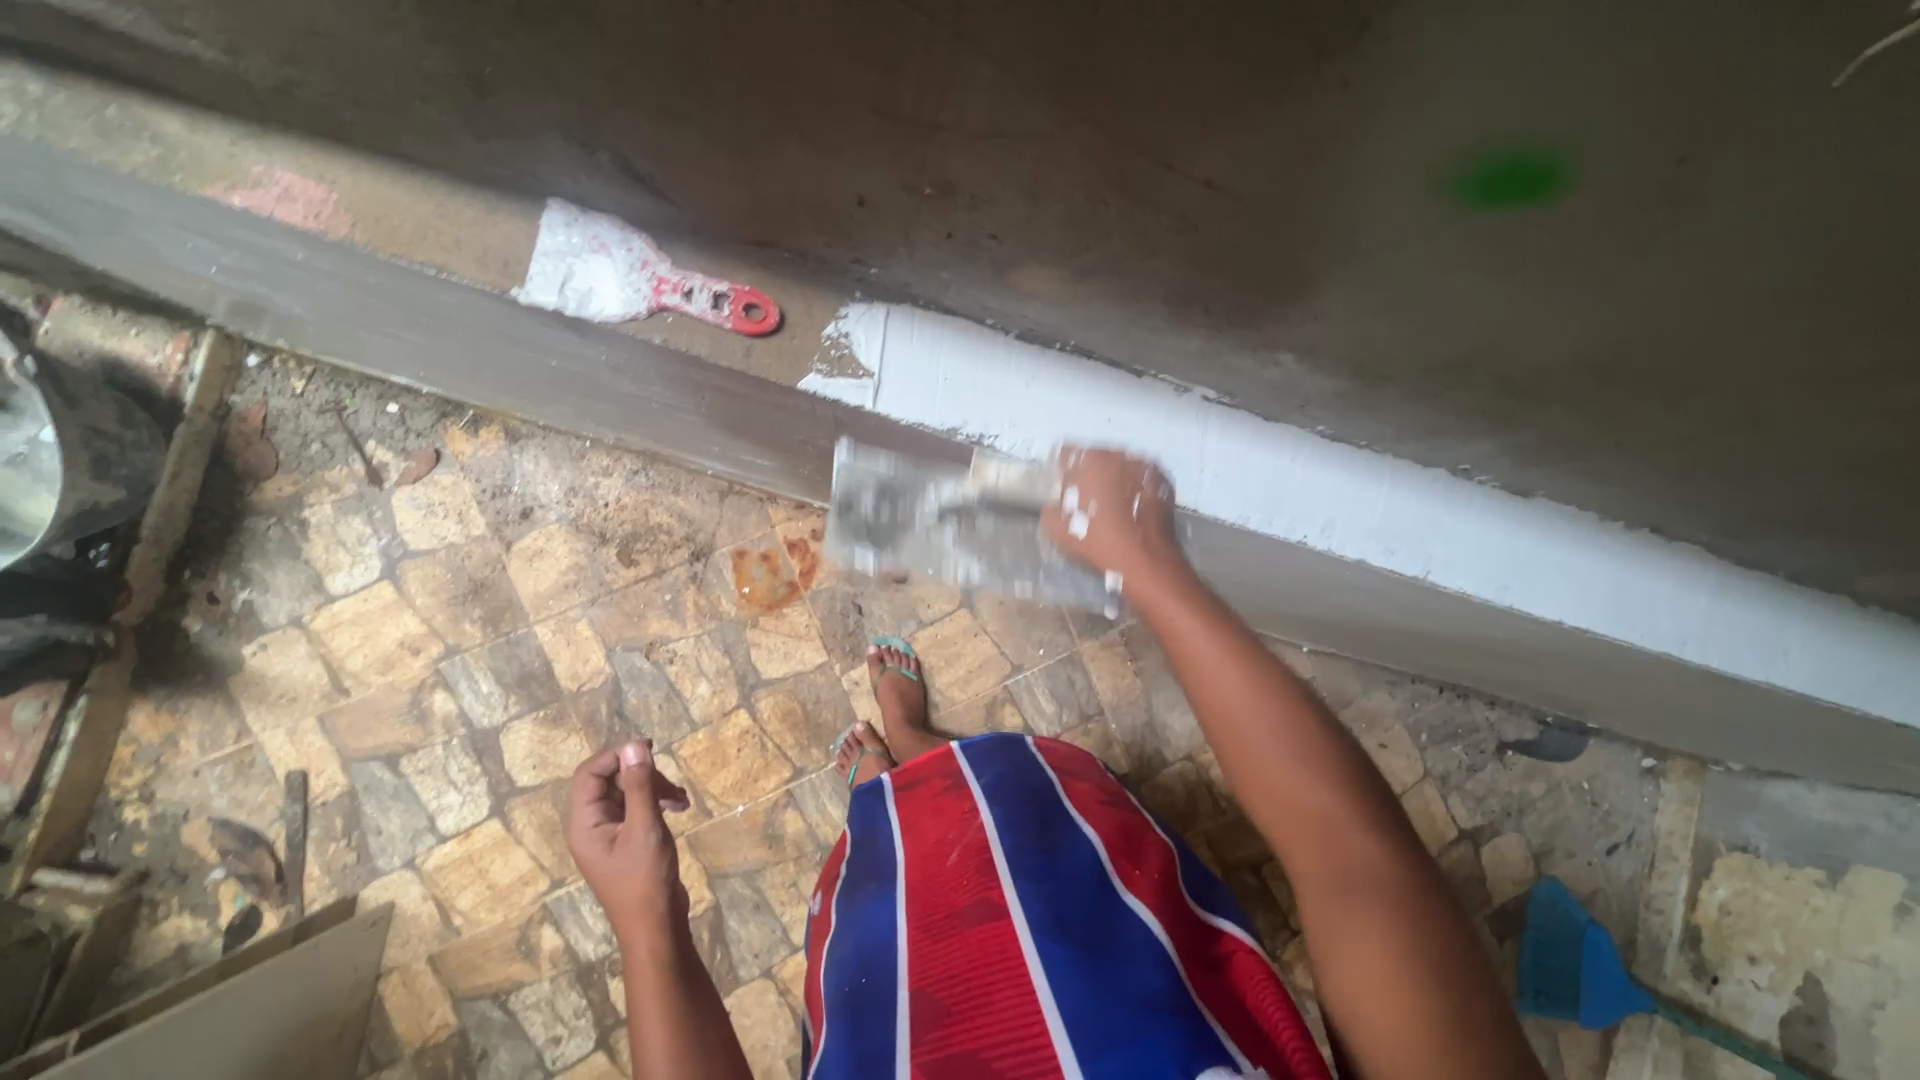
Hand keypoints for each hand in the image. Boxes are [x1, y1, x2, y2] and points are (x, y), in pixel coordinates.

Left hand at [567, 740, 693, 941]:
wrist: (655, 926)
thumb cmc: (645, 879)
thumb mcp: (645, 828)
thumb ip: (640, 785)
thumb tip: (634, 746)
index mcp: (583, 823)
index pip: (589, 773)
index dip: (616, 755)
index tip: (649, 747)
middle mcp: (590, 825)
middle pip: (610, 780)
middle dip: (642, 775)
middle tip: (672, 785)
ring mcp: (608, 833)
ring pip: (627, 792)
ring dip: (654, 788)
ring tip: (681, 799)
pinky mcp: (626, 839)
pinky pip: (636, 807)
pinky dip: (656, 802)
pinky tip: (679, 807)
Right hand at [1042, 445, 1184, 588]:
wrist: (1144, 558)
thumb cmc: (1098, 541)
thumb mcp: (1058, 528)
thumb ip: (1052, 507)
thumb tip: (1056, 503)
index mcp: (1088, 460)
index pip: (1067, 451)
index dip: (1063, 466)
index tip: (1063, 481)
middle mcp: (1117, 454)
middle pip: (1097, 455)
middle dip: (1091, 470)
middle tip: (1088, 493)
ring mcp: (1144, 465)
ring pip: (1122, 463)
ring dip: (1115, 475)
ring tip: (1113, 499)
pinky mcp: (1163, 480)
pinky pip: (1142, 476)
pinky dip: (1135, 484)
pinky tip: (1133, 504)